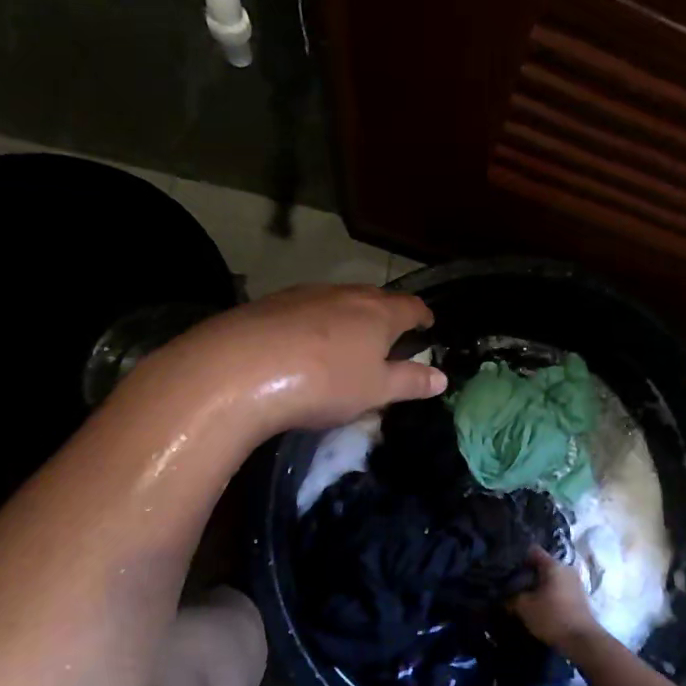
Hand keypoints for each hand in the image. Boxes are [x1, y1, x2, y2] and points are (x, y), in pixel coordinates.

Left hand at [149, 284, 445, 437]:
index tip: (428, 325)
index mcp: (378, 312)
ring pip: (337, 300)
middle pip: (374, 297)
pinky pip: (305, 309)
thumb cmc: (325, 382)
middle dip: (386, 314)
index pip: (411, 306)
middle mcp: (345, 294)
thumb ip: (410, 382)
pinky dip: (313, 323)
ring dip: (347, 316)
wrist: (242, 368)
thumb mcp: (375, 391)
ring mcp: (305, 294)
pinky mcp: (271, 303)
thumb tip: (442, 377)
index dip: (423, 316)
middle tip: (389, 336)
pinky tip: (302, 343)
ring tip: (346, 340)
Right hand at [510, 548, 600, 650]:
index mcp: (553, 565)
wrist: (584, 641)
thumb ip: (512, 597)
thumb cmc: (552, 618)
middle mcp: (566, 568)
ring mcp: (576, 582)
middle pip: (542, 565)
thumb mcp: (525, 608)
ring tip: (525, 596)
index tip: (506, 567)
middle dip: (528, 573)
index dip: (518, 557)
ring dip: (539, 585)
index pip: (532, 551)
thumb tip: (505, 596)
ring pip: (552, 578)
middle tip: (513, 584)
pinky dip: (550, 594)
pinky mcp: (580, 597)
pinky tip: (541, 605)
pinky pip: (560, 589)